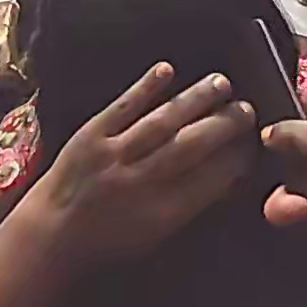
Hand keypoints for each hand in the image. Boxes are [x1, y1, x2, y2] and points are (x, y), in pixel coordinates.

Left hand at [9, 63, 254, 272]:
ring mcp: (113, 154)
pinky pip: (123, 106)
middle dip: (223, 125)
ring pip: (162, 122)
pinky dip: (145, 86)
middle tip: (245, 109)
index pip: (210, 180)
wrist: (53, 230)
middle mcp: (140, 182)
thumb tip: (229, 178)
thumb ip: (190, 204)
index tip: (254, 140)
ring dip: (194, 100)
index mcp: (161, 213)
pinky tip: (167, 69)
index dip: (236, 157)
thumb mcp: (155, 235)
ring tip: (221, 83)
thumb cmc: (109, 238)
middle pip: (190, 146)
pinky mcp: (91, 134)